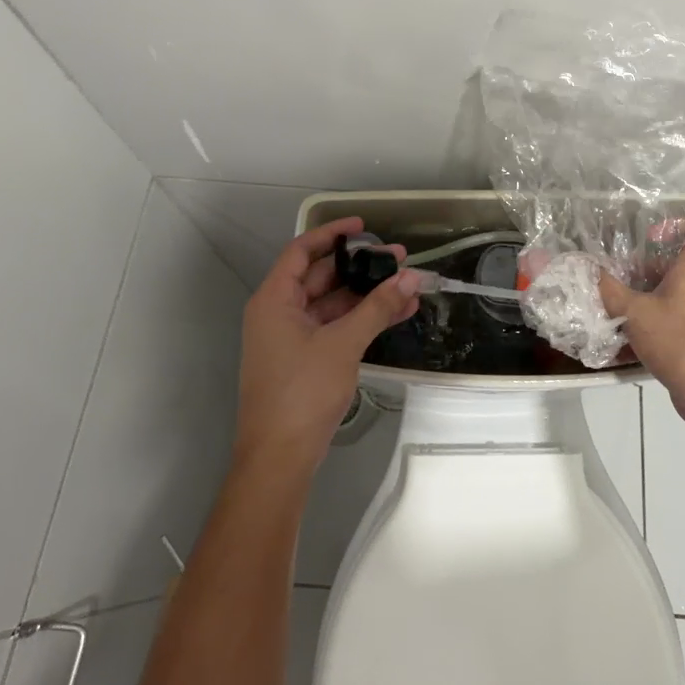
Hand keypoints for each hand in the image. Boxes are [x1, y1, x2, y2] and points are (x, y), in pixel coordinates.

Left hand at [235, 217, 421, 468]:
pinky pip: (336, 328)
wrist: (280, 457)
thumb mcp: (343, 344)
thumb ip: (377, 307)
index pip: (302, 251)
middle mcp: (279, 313)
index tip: (365, 227)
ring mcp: (291, 338)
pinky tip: (398, 314)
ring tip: (409, 286)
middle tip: (400, 259)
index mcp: (274, 300)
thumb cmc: (303, 391)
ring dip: (368, 296)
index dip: (332, 234)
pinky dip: (363, 320)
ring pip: (333, 304)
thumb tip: (410, 277)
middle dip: (361, 267)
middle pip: (321, 277)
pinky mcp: (305, 360)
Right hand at [598, 220, 684, 423]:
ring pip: (676, 292)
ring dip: (649, 294)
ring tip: (617, 301)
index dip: (680, 222)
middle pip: (680, 262)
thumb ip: (608, 289)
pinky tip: (628, 336)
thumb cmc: (679, 341)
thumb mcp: (634, 313)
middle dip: (648, 264)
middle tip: (619, 270)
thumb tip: (586, 268)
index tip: (650, 232)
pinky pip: (676, 317)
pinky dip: (655, 319)